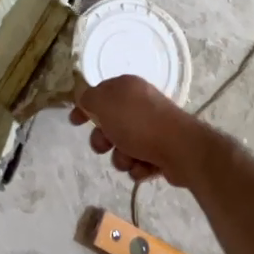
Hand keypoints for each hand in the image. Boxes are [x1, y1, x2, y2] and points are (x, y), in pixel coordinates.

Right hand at [70, 74, 207, 185]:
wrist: (179, 149)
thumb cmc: (138, 122)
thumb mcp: (104, 104)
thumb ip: (88, 98)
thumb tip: (84, 98)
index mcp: (127, 88)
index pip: (99, 94)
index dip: (84, 107)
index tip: (74, 122)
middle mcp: (140, 105)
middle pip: (109, 124)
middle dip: (103, 139)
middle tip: (104, 145)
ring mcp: (152, 129)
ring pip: (122, 146)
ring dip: (121, 156)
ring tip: (130, 159)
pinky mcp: (161, 151)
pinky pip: (139, 161)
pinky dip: (138, 166)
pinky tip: (144, 166)